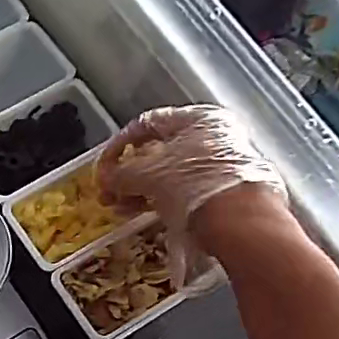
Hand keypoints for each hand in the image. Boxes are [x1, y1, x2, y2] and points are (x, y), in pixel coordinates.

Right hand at [98, 106, 289, 289]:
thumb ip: (118, 173)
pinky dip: (155, 199)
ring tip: (119, 206)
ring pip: (165, 173)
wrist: (236, 220)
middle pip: (155, 151)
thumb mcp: (145, 174)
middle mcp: (212, 135)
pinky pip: (178, 189)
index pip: (146, 123)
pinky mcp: (218, 188)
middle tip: (107, 191)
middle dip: (125, 173)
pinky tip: (138, 212)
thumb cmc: (192, 184)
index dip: (117, 145)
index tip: (101, 167)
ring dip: (136, 189)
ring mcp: (218, 163)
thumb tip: (105, 178)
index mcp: (197, 118)